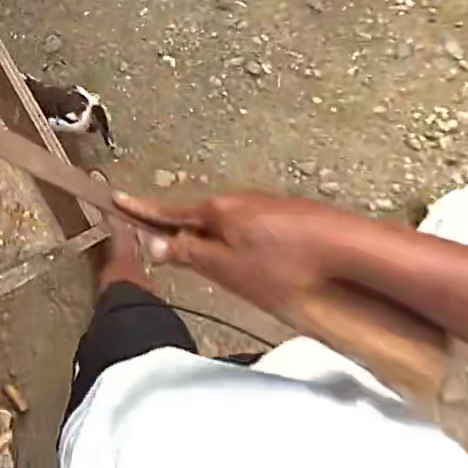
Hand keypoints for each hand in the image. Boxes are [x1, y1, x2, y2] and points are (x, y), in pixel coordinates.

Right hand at [115, 191, 356, 313]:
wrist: (349, 248)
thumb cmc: (285, 263)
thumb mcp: (227, 268)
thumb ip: (189, 253)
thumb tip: (154, 242)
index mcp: (216, 210)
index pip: (168, 210)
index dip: (141, 210)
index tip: (117, 200)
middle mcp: (236, 199)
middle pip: (196, 214)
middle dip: (178, 227)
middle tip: (159, 239)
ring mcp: (263, 204)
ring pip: (224, 220)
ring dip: (209, 235)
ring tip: (207, 257)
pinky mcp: (286, 214)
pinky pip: (247, 224)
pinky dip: (235, 237)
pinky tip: (248, 256)